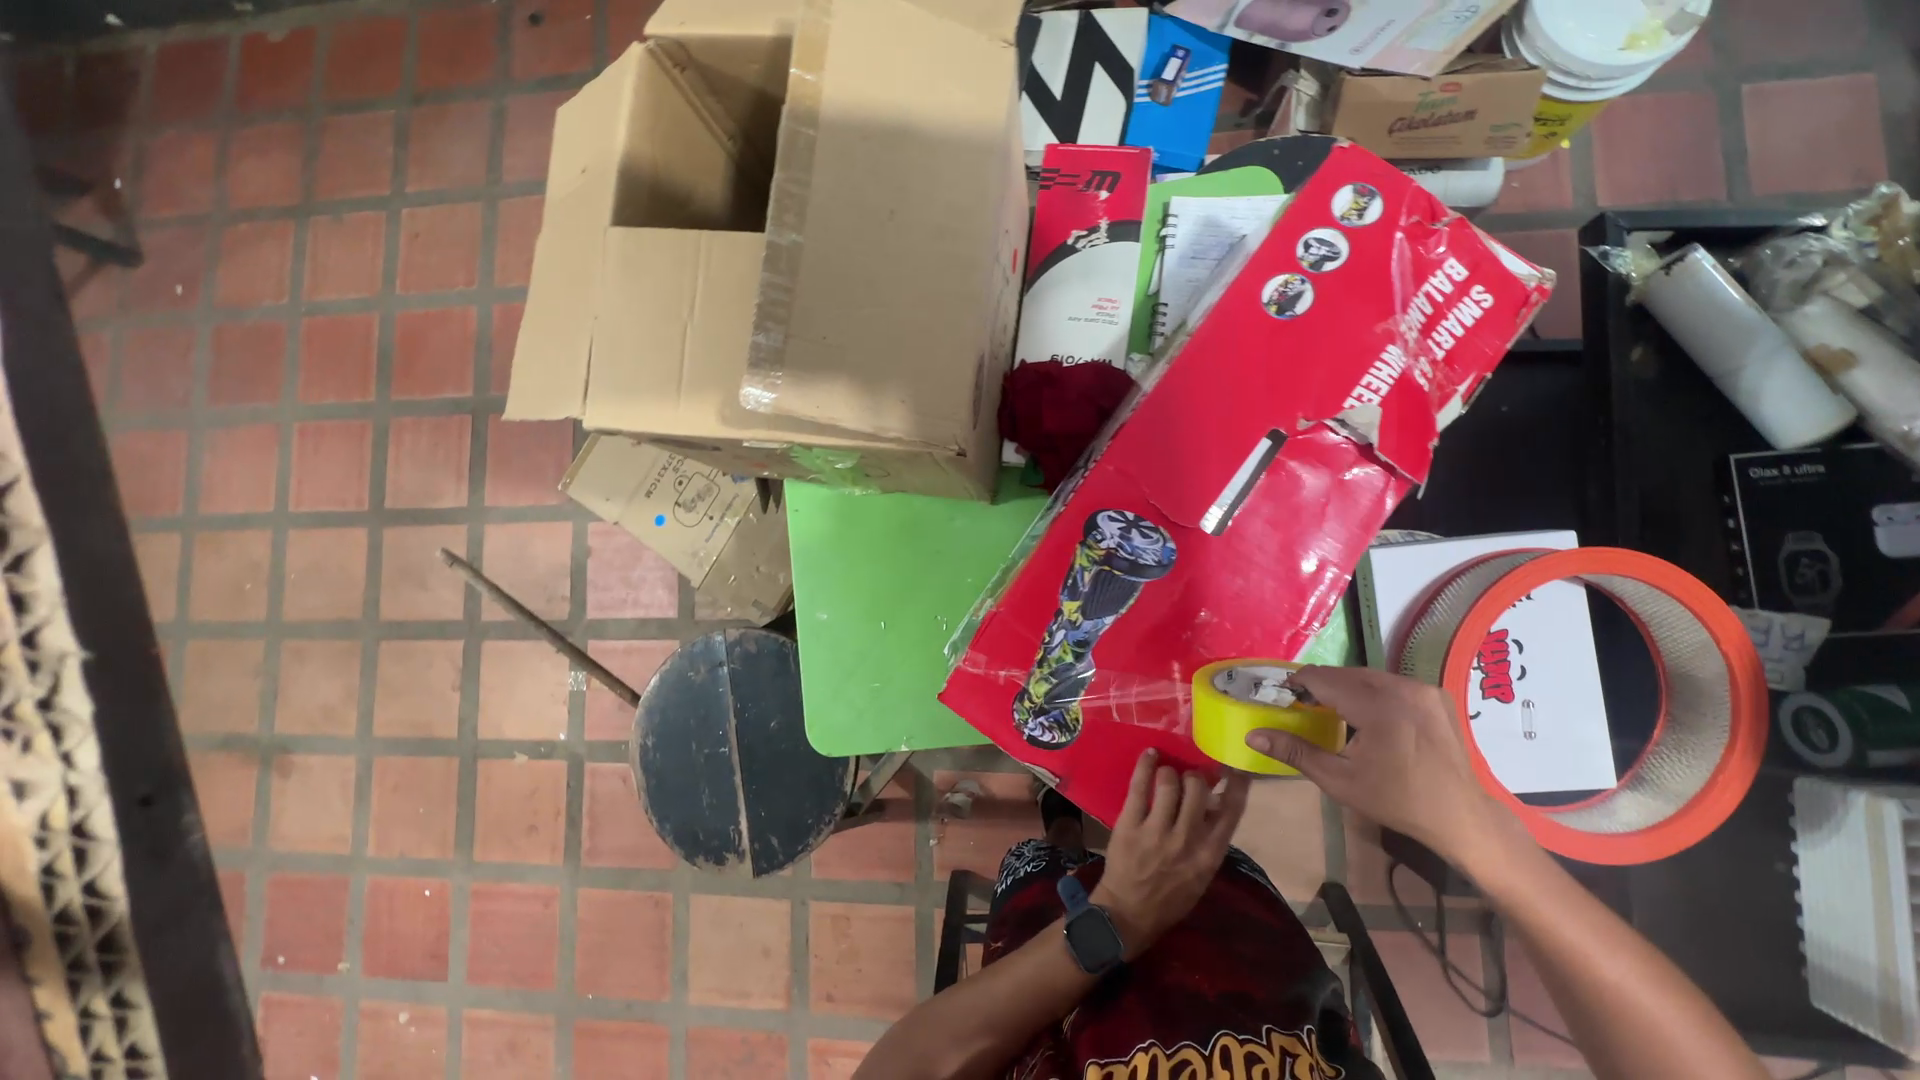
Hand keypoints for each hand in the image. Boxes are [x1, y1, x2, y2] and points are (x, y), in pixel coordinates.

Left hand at [1090, 749, 1250, 959]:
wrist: (1130, 914)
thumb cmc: (1170, 896)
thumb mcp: (1202, 873)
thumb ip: (1210, 839)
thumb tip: (1214, 802)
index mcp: (1210, 853)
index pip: (1231, 810)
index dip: (1236, 783)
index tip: (1233, 766)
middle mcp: (1187, 839)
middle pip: (1198, 787)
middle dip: (1194, 776)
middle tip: (1188, 778)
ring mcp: (1157, 831)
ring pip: (1169, 782)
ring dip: (1169, 773)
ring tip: (1166, 775)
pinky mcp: (1130, 825)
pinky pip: (1139, 786)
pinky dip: (1145, 765)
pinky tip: (1149, 755)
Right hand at [1242, 666, 1520, 868]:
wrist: (1459, 815)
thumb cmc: (1395, 800)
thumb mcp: (1338, 779)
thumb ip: (1294, 751)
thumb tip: (1252, 735)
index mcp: (1378, 707)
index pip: (1323, 679)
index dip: (1298, 683)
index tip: (1282, 695)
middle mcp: (1403, 688)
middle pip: (1346, 673)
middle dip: (1321, 685)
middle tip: (1303, 705)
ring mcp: (1424, 689)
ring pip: (1370, 676)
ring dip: (1347, 687)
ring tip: (1333, 709)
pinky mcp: (1436, 694)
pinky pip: (1393, 683)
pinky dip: (1373, 691)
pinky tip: (1368, 715)